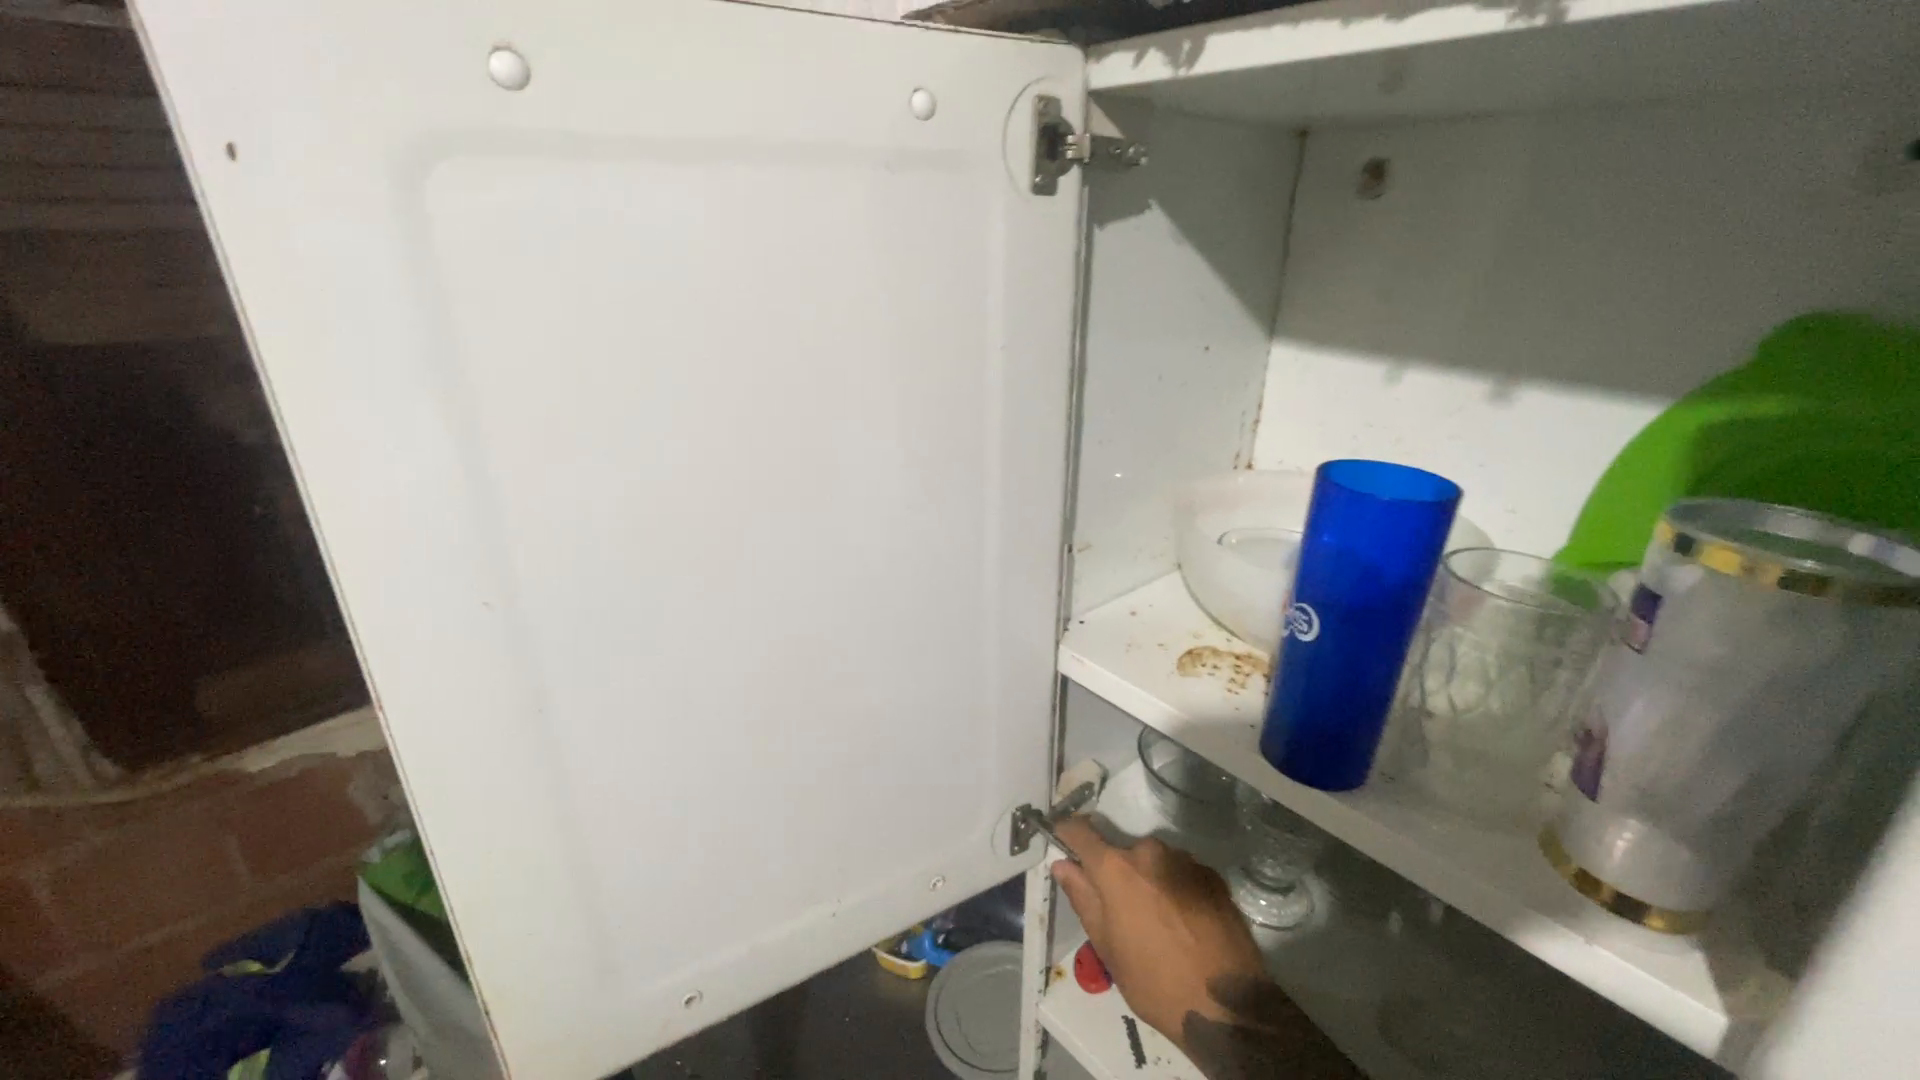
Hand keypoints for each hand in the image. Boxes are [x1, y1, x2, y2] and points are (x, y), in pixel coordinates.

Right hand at [1049, 817, 1264, 1049]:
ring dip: (1150, 881)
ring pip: (1155, 862)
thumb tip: (1063, 865)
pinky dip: (1176, 888)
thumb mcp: (1106, 946)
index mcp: (1117, 869)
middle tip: (1123, 913)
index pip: (1080, 831)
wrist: (1227, 1005)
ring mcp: (1186, 861)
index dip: (1067, 833)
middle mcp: (1151, 852)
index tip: (1062, 842)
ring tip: (1159, 923)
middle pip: (1122, 852)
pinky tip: (1185, 924)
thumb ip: (1082, 898)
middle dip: (1117, 873)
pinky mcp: (1214, 876)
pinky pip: (1182, 873)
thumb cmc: (1155, 982)